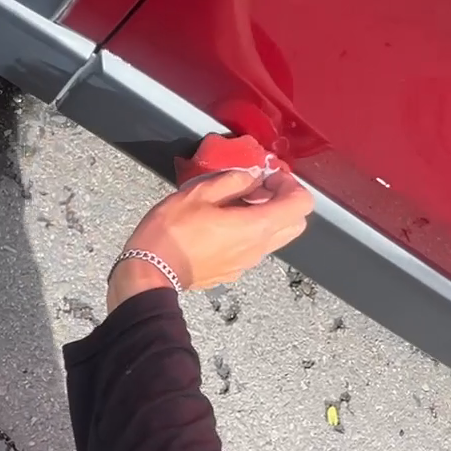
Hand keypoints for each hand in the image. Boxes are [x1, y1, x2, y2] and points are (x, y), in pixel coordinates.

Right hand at [108, 165, 314, 309]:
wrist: (149, 272)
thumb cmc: (170, 232)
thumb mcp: (198, 193)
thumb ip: (233, 180)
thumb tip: (251, 177)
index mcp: (255, 226)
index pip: (301, 204)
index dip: (290, 185)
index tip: (268, 178)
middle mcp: (257, 249)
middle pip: (295, 224)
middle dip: (284, 203)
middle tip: (257, 192)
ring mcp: (244, 264)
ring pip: (273, 238)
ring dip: (264, 219)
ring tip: (234, 208)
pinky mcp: (230, 273)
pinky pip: (250, 251)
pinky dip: (246, 236)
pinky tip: (219, 228)